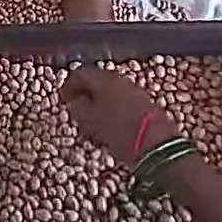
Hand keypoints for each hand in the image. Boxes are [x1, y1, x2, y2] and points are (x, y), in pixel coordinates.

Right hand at [59, 67, 177, 165]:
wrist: (159, 146)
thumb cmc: (118, 130)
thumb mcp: (89, 121)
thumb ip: (76, 108)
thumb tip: (74, 103)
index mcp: (102, 79)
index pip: (78, 75)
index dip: (67, 88)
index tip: (62, 102)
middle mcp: (119, 80)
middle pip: (95, 82)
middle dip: (83, 95)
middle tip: (76, 111)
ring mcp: (135, 91)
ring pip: (110, 93)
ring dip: (98, 104)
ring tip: (92, 121)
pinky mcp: (146, 105)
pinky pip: (122, 102)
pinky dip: (112, 110)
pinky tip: (111, 126)